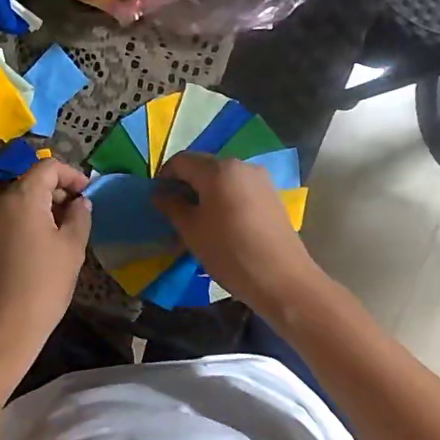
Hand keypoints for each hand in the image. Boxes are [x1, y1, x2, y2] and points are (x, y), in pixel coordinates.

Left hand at [0, 159, 92, 350]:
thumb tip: (80, 202)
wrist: (6, 322)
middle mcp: (0, 202)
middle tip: (81, 212)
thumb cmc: (45, 282)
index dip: (71, 174)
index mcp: (22, 197)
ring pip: (20, 200)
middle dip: (58, 190)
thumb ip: (79, 216)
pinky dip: (29, 219)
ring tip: (67, 229)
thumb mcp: (72, 246)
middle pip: (31, 181)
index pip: (47, 167)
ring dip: (44, 206)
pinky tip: (45, 242)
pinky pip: (10, 217)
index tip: (89, 192)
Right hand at [153, 151, 328, 317]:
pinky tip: (220, 223)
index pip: (181, 161)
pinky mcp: (271, 196)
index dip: (164, 176)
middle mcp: (241, 166)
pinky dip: (223, 198)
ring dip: (204, 192)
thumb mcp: (190, 229)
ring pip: (222, 178)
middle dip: (184, 183)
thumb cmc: (228, 251)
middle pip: (203, 166)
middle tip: (174, 210)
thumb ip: (171, 206)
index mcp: (218, 170)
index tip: (157, 199)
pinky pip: (238, 189)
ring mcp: (260, 180)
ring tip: (196, 219)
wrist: (281, 279)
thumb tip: (160, 194)